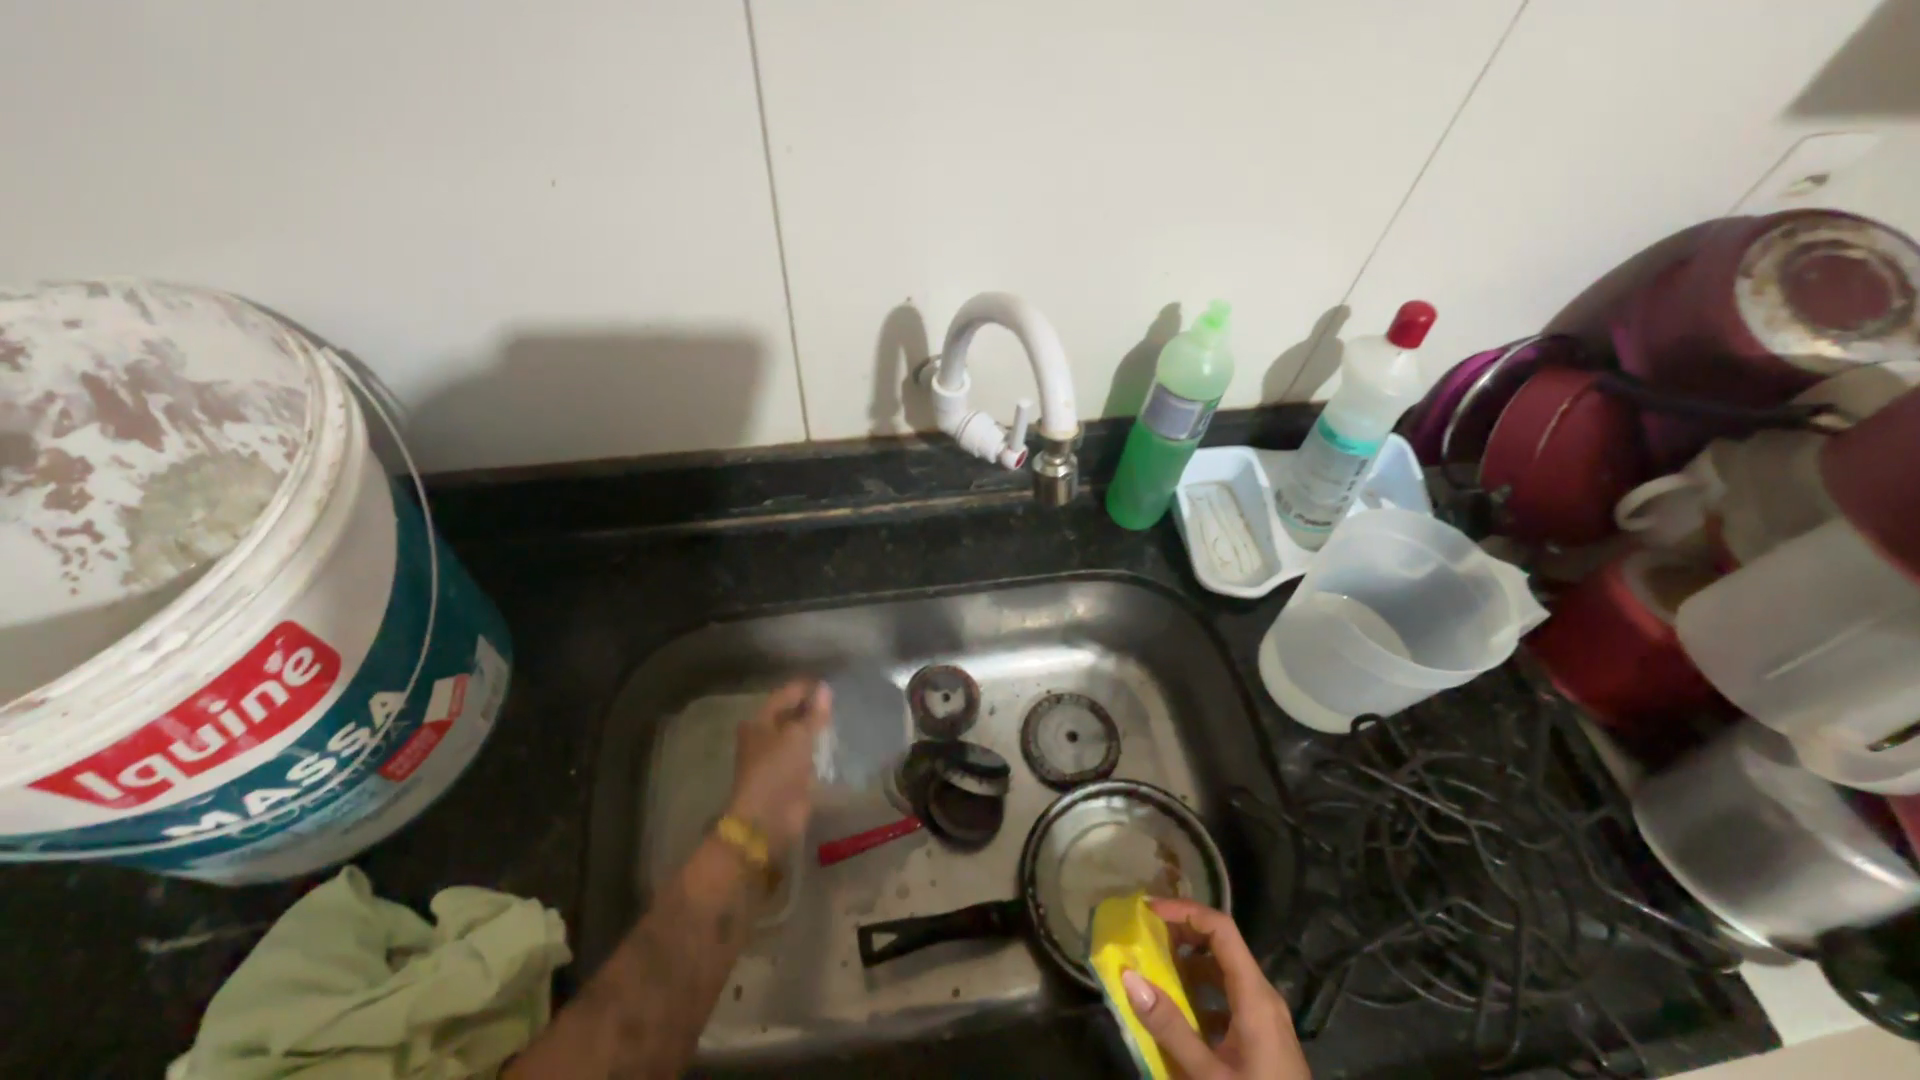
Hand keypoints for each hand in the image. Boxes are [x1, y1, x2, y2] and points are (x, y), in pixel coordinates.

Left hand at [727, 678, 831, 857]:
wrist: (767, 819)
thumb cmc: (777, 769)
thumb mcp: (798, 736)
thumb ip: (814, 713)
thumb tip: (825, 688)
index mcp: (758, 722)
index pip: (785, 695)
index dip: (806, 688)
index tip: (832, 683)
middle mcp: (764, 737)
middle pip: (791, 715)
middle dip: (812, 708)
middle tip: (840, 700)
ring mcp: (776, 758)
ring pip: (799, 735)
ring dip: (816, 729)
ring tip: (842, 718)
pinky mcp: (789, 776)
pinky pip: (806, 755)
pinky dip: (818, 750)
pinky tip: (836, 743)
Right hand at [1120, 898, 1309, 1079]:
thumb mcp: (1207, 1075)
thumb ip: (1169, 1027)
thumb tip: (1129, 976)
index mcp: (1255, 995)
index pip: (1221, 929)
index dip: (1185, 911)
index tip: (1147, 911)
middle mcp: (1263, 997)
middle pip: (1222, 946)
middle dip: (1181, 935)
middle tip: (1141, 938)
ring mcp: (1265, 1019)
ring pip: (1223, 974)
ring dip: (1187, 966)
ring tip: (1150, 972)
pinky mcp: (1262, 1039)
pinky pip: (1227, 1001)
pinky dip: (1199, 996)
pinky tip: (1175, 1016)